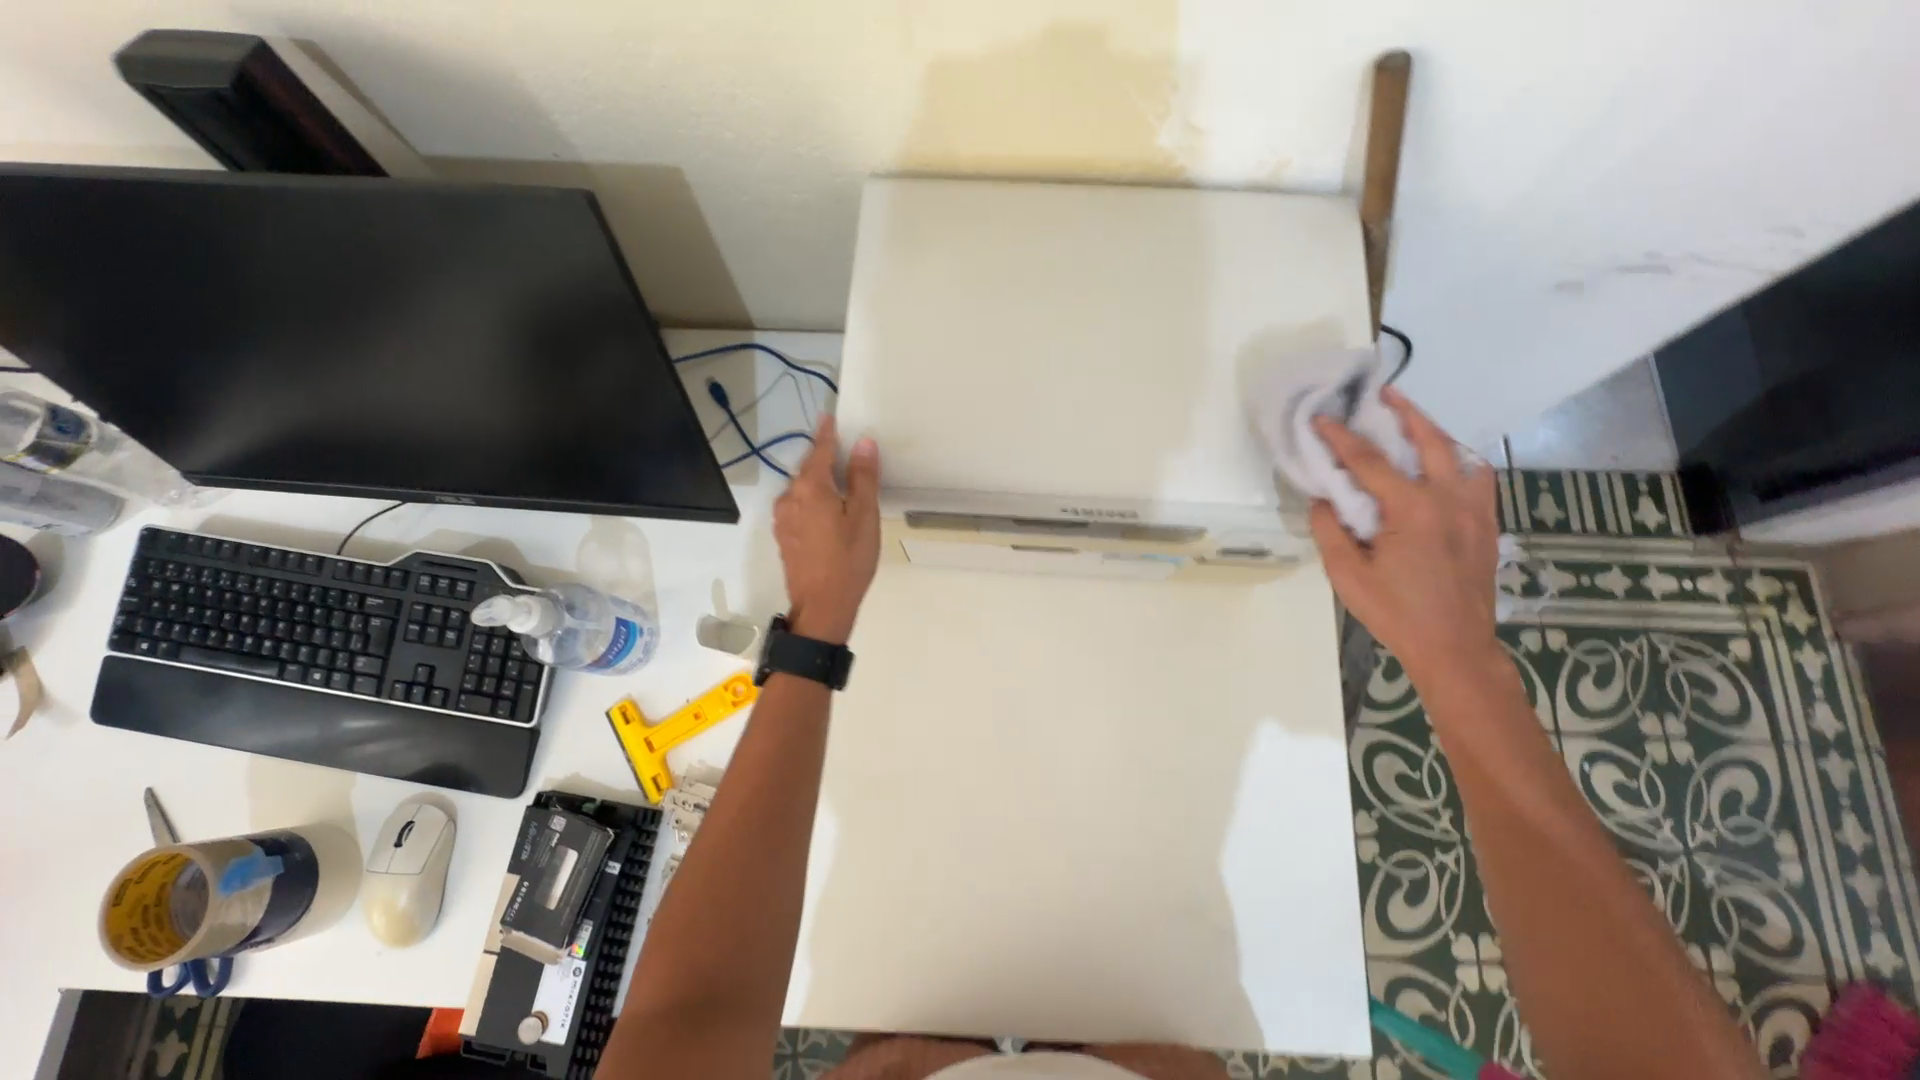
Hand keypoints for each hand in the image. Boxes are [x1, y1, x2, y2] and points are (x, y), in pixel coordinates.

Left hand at [773, 416, 879, 644]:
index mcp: (811, 488)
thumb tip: (863, 443)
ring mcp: (783, 518)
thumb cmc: (848, 560)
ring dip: (816, 481)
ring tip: (837, 482)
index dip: (826, 433)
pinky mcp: (784, 536)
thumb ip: (863, 477)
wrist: (822, 606)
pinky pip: (797, 506)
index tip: (828, 417)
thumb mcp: (864, 516)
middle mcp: (790, 498)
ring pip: (800, 489)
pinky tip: (825, 510)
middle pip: (807, 469)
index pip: (819, 450)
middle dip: (822, 458)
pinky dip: (810, 500)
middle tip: (842, 451)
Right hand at [1308, 386, 1500, 685]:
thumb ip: (1331, 530)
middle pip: (1429, 440)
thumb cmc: (1396, 613)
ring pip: (1460, 455)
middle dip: (1405, 413)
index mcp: (1412, 509)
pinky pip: (1478, 480)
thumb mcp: (1347, 575)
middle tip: (1385, 393)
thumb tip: (1325, 499)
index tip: (1322, 418)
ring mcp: (1474, 511)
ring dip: (1435, 434)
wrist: (1454, 647)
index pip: (1370, 461)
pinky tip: (1445, 467)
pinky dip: (1460, 463)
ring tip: (1414, 424)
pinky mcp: (1486, 525)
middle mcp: (1449, 500)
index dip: (1342, 436)